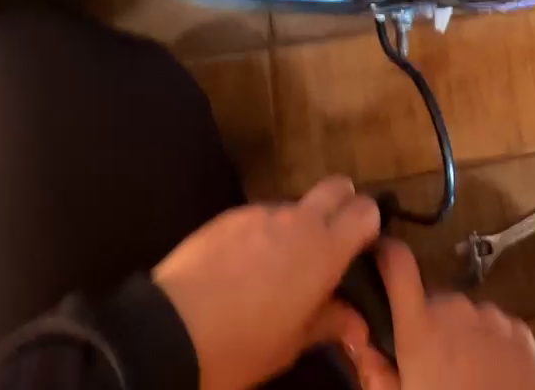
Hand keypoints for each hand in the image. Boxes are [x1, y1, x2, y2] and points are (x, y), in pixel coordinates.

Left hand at [153, 177, 380, 389]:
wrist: (166, 335)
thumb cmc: (240, 347)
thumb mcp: (291, 347)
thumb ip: (329, 322)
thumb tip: (358, 322)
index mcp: (325, 250)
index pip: (366, 210)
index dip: (368, 225)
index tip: (360, 249)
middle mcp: (299, 220)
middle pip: (337, 187)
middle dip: (341, 206)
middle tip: (328, 244)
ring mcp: (261, 213)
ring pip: (294, 206)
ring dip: (296, 227)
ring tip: (274, 268)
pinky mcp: (228, 216)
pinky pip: (258, 218)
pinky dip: (260, 235)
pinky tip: (239, 269)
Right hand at [348, 240, 534, 389]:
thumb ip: (376, 371)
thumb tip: (358, 341)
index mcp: (420, 326)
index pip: (398, 264)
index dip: (386, 253)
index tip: (378, 253)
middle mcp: (456, 308)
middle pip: (432, 302)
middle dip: (427, 324)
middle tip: (428, 363)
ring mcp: (492, 315)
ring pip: (464, 316)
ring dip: (459, 336)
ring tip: (462, 375)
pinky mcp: (520, 329)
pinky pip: (494, 328)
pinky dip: (488, 344)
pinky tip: (491, 375)